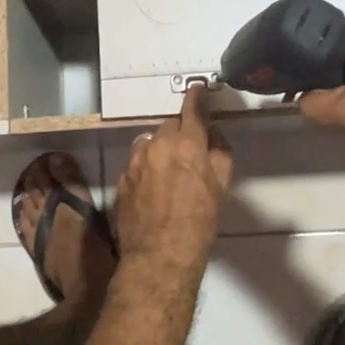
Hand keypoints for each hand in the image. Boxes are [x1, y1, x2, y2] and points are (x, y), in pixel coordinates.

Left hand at [113, 85, 233, 270]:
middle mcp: (157, 145)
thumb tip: (213, 133)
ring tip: (170, 175)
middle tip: (191, 154)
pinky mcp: (122, 179)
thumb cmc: (199, 222)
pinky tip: (155, 191)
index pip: (192, 110)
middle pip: (170, 127)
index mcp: (186, 143)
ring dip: (161, 150)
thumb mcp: (222, 186)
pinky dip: (147, 168)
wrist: (160, 255)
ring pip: (151, 143)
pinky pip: (138, 164)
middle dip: (181, 134)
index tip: (198, 89)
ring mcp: (135, 161)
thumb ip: (220, 152)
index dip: (196, 98)